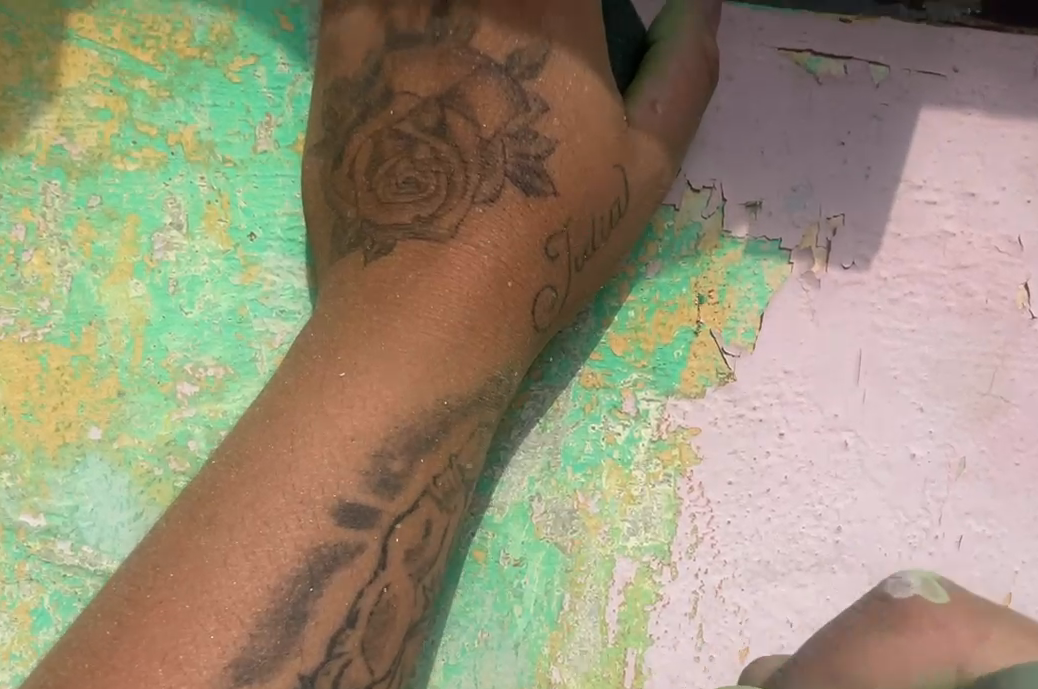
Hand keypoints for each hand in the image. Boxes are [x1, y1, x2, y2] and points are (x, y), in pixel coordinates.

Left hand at [301, 0, 722, 365]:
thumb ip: (680, 75)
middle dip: (523, 21)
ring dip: (455, 22)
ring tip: (472, 67)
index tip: (580, 44)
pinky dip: (390, 18)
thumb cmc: (547, 242)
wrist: (428, 309)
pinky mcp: (337, 43)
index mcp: (556, 3)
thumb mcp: (644, 173)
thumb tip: (699, 6)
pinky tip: (411, 54)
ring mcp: (396, 9)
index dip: (577, 16)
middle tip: (527, 55)